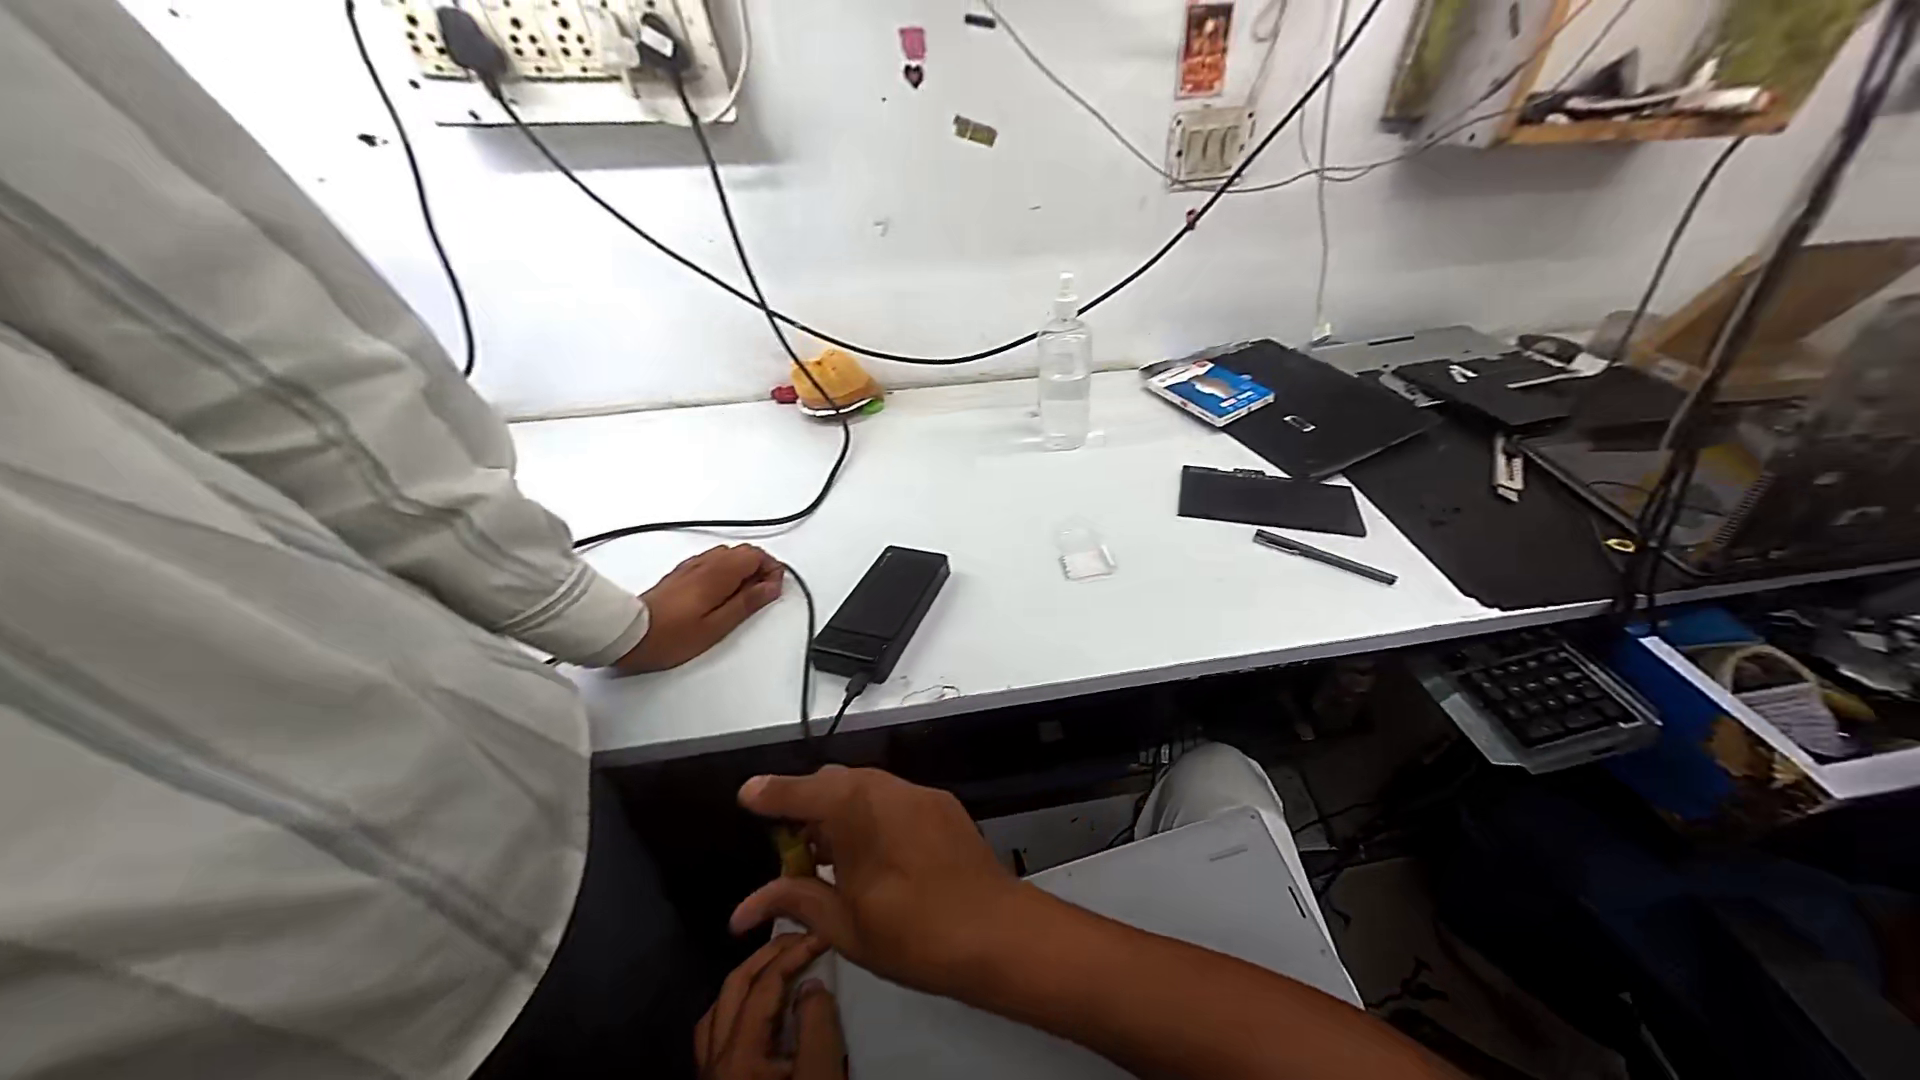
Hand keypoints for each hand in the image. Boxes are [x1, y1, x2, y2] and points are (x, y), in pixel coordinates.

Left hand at [618, 545, 784, 671]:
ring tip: (743, 597)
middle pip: (744, 552)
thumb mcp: (718, 626)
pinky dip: (725, 572)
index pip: (756, 555)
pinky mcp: (681, 575)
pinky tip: (722, 594)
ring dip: (743, 570)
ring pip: (728, 556)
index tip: (773, 588)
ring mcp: (691, 567)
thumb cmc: (669, 636)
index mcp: (718, 573)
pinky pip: (712, 563)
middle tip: (763, 593)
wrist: (629, 635)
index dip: (771, 570)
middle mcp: (704, 564)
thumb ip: (748, 602)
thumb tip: (771, 587)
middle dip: (760, 568)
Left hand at [695, 933, 843, 1079]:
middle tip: (801, 939)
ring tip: (780, 966)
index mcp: (738, 1054)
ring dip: (749, 976)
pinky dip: (738, 1005)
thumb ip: (817, 1029)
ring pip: (719, 1006)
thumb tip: (812, 986)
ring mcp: (709, 1073)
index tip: (823, 935)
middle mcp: (714, 1058)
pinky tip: (758, 1009)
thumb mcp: (819, 1077)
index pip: (765, 985)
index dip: (795, 953)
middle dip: (769, 954)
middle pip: (735, 985)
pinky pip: (716, 1029)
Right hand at [730, 766, 1033, 1000]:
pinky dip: (872, 813)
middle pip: (836, 782)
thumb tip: (746, 907)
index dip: (773, 793)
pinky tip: (874, 852)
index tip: (748, 794)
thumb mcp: (846, 926)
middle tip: (794, 845)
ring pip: (867, 787)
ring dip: (841, 809)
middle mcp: (889, 789)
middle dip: (808, 804)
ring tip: (832, 854)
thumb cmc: (915, 934)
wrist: (998, 932)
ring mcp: (921, 794)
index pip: (804, 792)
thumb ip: (796, 901)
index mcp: (859, 811)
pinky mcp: (943, 805)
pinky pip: (895, 797)